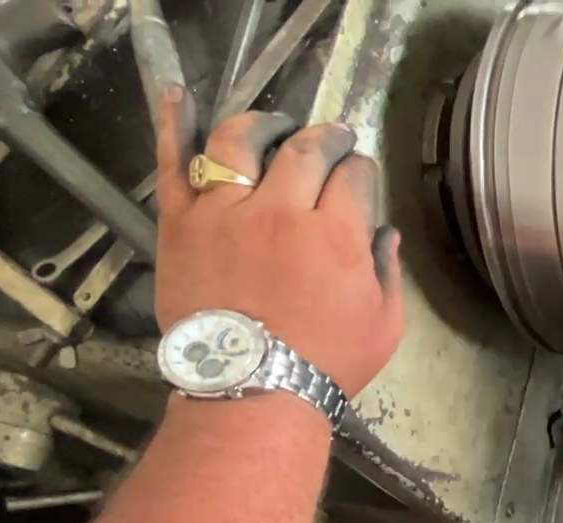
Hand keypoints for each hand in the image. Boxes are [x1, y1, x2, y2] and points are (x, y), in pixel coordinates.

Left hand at [153, 90, 403, 396]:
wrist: (256, 385)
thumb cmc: (331, 360)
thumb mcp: (385, 325)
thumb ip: (387, 272)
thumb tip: (387, 234)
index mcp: (337, 237)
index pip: (353, 179)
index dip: (361, 168)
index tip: (363, 170)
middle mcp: (282, 210)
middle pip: (304, 151)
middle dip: (326, 137)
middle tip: (334, 137)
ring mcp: (226, 211)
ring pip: (240, 143)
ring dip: (263, 125)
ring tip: (275, 125)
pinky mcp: (182, 221)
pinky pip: (174, 162)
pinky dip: (177, 125)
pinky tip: (183, 97)